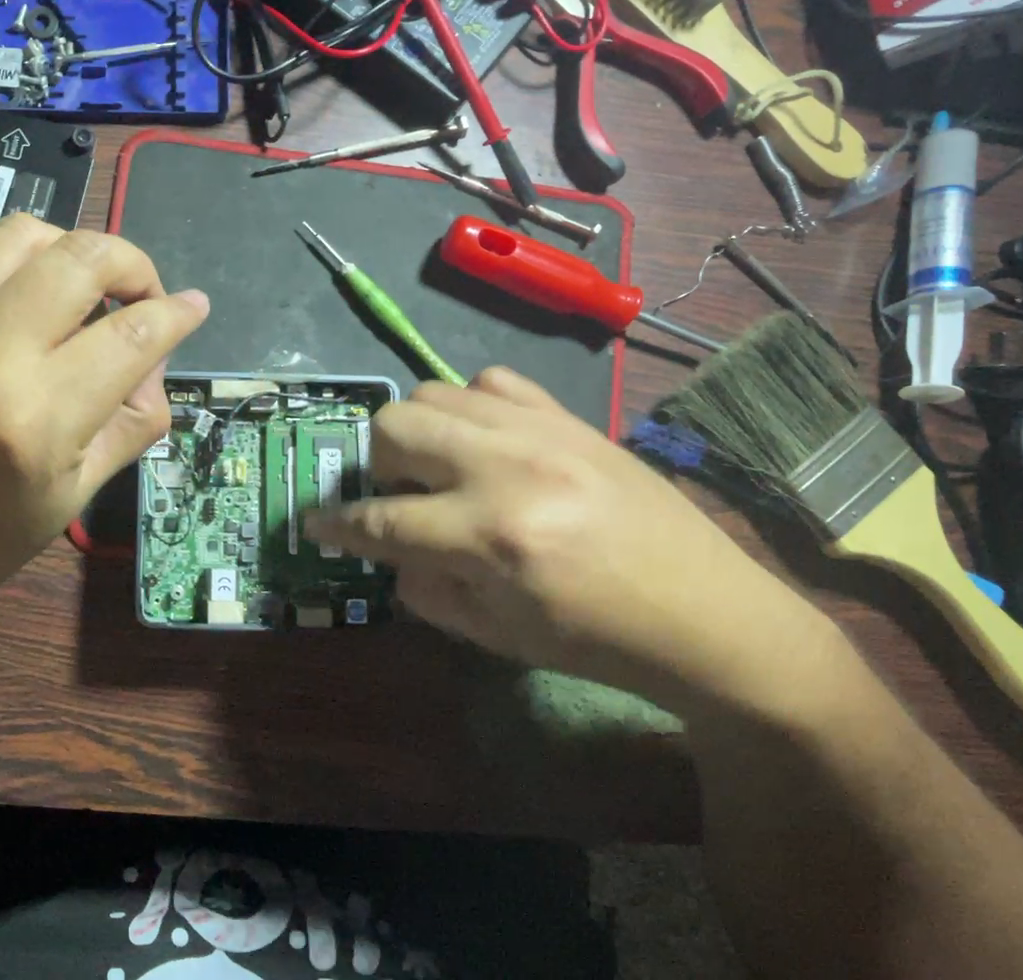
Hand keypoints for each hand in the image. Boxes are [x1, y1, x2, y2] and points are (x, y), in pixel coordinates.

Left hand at [0, 215, 208, 642]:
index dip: (176, 314)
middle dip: (131, 264)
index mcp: (39, 418)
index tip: (191, 308)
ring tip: (77, 286)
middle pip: (81, 259)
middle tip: (138, 293)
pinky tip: (13, 282)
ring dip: (66, 249)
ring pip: (19, 233)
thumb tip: (159, 346)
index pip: (131, 335)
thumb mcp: (82, 488)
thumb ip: (136, 415)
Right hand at [304, 368, 839, 712]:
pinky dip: (469, 407)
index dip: (335, 524)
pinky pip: (493, 382)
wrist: (710, 618)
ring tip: (436, 468)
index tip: (313, 523)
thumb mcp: (493, 634)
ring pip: (434, 392)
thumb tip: (386, 550)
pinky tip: (483, 443)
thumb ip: (422, 589)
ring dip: (416, 431)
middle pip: (394, 428)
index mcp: (488, 536)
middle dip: (373, 465)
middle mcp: (507, 468)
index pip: (379, 519)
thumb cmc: (595, 642)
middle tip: (392, 496)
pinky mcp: (572, 419)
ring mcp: (543, 433)